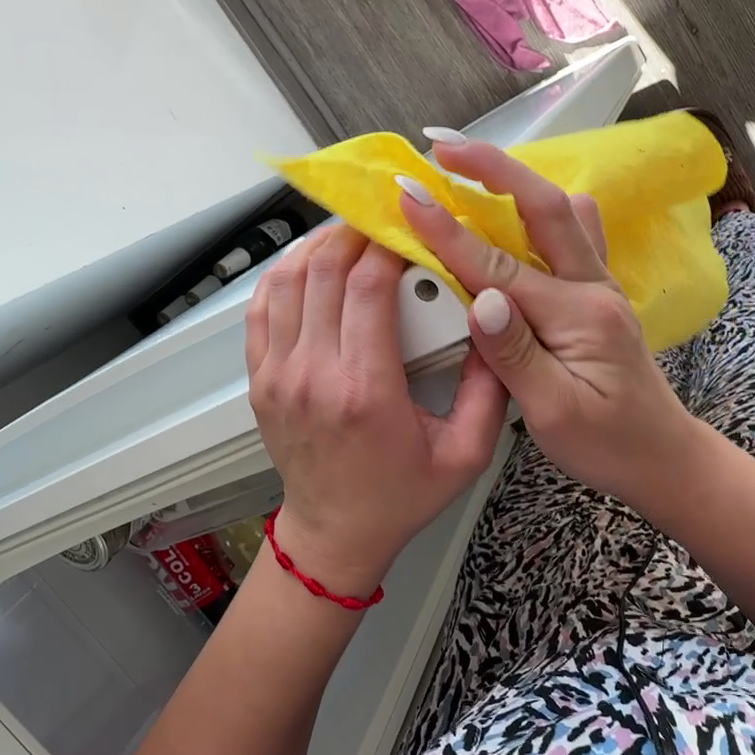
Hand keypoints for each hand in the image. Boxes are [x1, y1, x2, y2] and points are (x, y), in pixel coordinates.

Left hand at [245, 227, 508, 597]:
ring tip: (347, 238)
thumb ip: (489, 389)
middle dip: (352, 233)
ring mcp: (278, 376)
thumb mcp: (466, 454)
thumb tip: (494, 323)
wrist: (337, 532)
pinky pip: (260, 309)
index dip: (387, 244)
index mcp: (366, 390)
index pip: (367, 286)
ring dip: (317, 247)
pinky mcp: (261, 380)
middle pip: (323, 271)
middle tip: (378, 222)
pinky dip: (282, 276)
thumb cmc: (400, 495)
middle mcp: (313, 375)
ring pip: (286, 281)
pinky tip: (308, 265)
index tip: (406, 229)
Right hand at [398, 138, 703, 507]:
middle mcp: (593, 288)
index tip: (408, 196)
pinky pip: (571, 234)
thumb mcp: (555, 412)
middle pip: (543, 207)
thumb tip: (480, 300)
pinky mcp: (596, 293)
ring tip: (473, 170)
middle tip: (443, 146)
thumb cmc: (607, 444)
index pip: (500, 265)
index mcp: (578, 315)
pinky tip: (515, 215)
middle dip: (491, 168)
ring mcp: (599, 286)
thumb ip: (515, 354)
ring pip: (562, 212)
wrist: (661, 456)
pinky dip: (539, 210)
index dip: (449, 231)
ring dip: (517, 182)